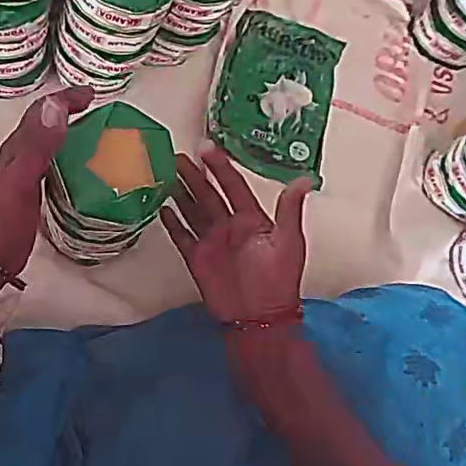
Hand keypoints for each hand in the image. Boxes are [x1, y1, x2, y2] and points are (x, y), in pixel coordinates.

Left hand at [0, 86, 93, 273]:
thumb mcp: (22, 180)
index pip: (40, 111)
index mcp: (16, 148)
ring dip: (67, 129)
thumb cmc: (5, 222)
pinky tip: (80, 165)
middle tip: (95, 107)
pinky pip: (51, 161)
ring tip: (93, 130)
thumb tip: (56, 108)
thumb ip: (37, 146)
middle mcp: (17, 155)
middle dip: (67, 109)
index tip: (91, 95)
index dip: (64, 98)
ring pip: (46, 140)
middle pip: (43, 122)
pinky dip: (67, 153)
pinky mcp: (30, 189)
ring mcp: (22, 172)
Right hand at [161, 147, 312, 322]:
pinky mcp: (197, 258)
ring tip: (165, 173)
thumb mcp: (289, 242)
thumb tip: (304, 178)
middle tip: (177, 156)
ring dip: (180, 192)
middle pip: (208, 194)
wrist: (260, 317)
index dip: (220, 167)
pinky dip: (172, 223)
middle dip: (193, 175)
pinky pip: (182, 236)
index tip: (207, 148)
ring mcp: (211, 241)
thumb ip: (290, 210)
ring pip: (192, 210)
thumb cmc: (279, 280)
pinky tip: (162, 208)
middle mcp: (229, 225)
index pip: (233, 185)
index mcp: (252, 218)